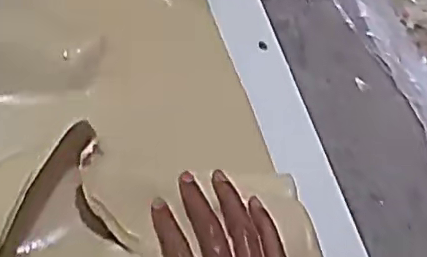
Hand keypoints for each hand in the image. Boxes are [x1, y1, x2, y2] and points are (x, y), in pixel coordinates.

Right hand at [151, 171, 285, 256]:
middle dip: (196, 202)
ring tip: (219, 177)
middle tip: (186, 178)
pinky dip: (264, 223)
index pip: (179, 251)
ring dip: (229, 201)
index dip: (166, 227)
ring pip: (242, 230)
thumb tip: (151, 249)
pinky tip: (256, 204)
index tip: (159, 205)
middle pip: (210, 232)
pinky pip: (274, 245)